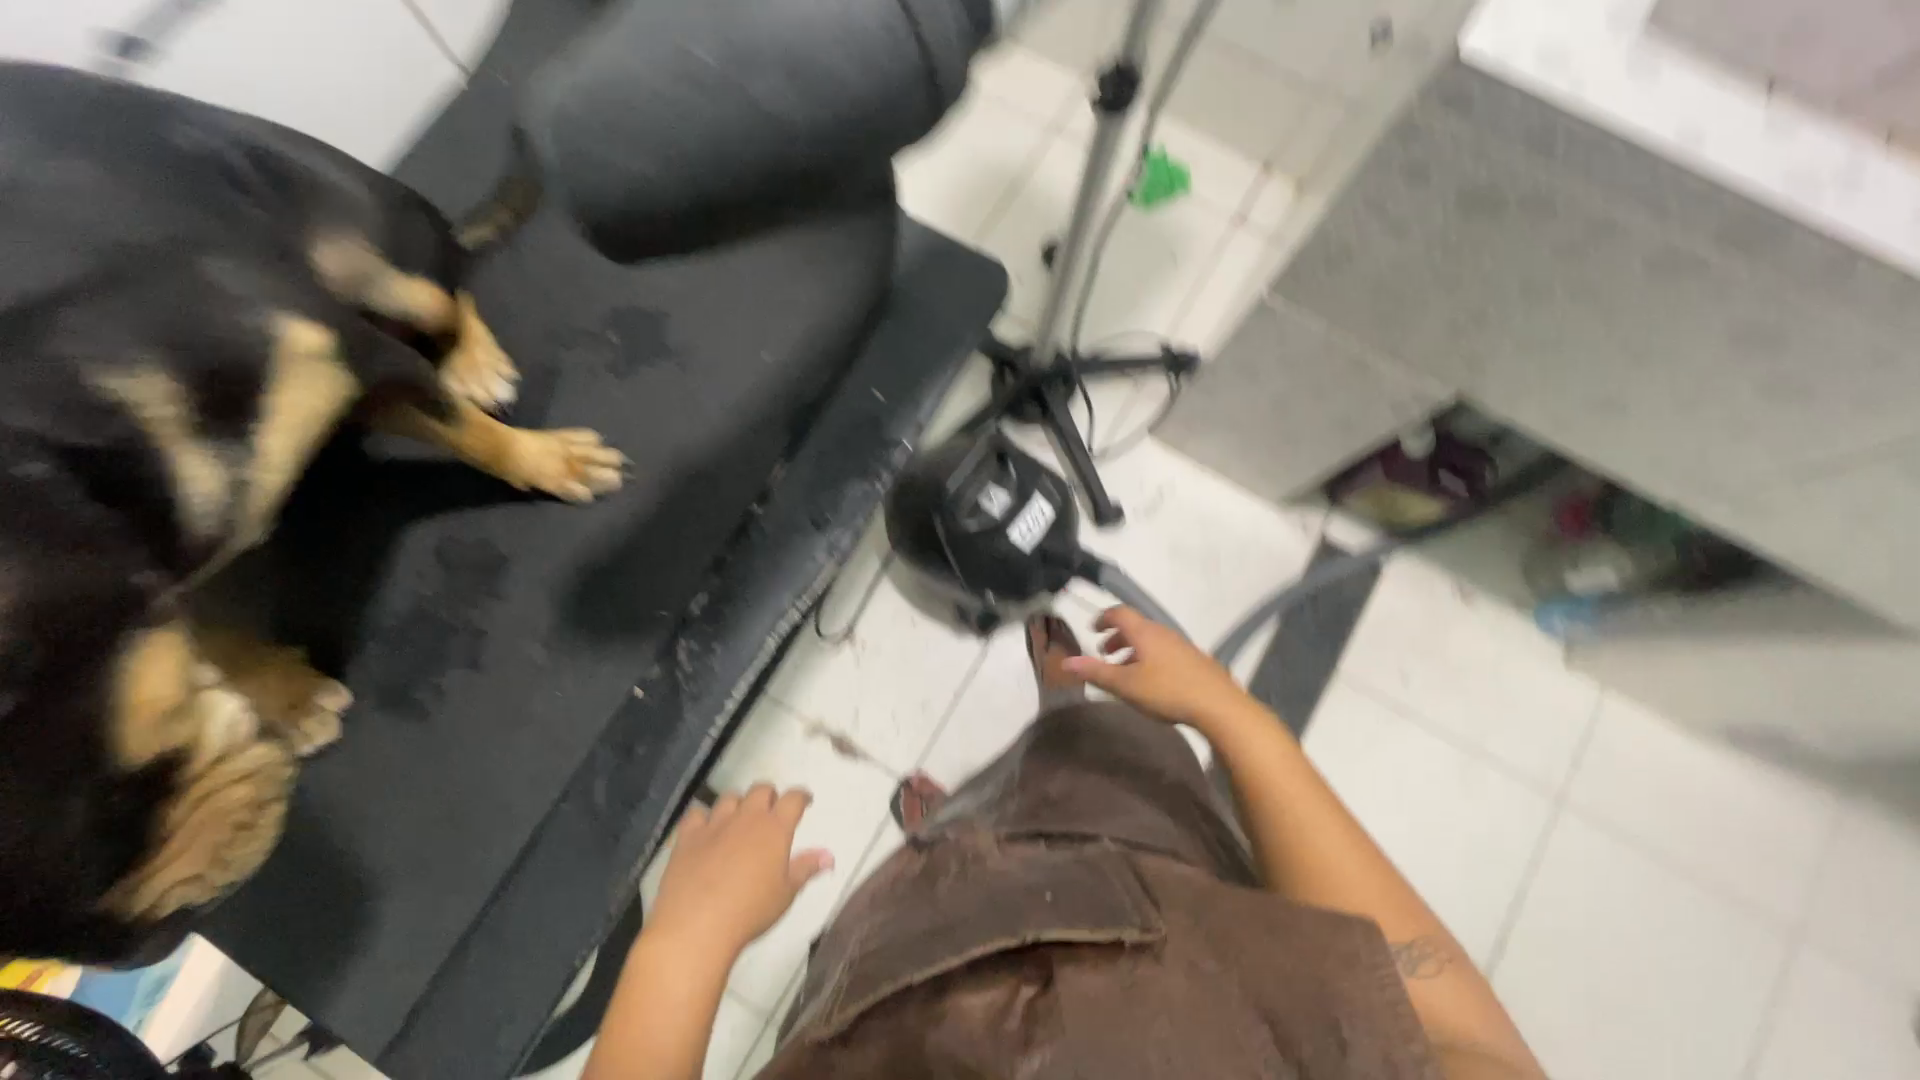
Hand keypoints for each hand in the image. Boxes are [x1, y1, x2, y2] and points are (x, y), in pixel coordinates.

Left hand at [646, 784, 833, 957]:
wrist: (696, 926)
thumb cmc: (750, 911)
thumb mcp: (786, 893)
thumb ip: (806, 869)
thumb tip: (829, 855)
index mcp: (775, 828)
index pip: (793, 798)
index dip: (801, 796)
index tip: (805, 802)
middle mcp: (746, 817)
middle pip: (761, 789)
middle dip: (769, 796)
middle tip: (771, 813)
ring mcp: (715, 824)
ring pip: (729, 797)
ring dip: (738, 804)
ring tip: (739, 820)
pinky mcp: (688, 836)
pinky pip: (697, 814)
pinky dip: (704, 818)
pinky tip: (706, 830)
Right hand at [1063, 606, 1250, 729]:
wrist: (1219, 705)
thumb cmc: (1167, 691)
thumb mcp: (1125, 685)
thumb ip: (1095, 672)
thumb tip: (1065, 661)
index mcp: (1144, 633)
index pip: (1119, 613)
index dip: (1103, 618)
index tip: (1092, 629)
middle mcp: (1163, 632)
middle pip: (1136, 626)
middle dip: (1117, 636)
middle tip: (1104, 653)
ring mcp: (1182, 645)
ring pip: (1151, 640)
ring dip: (1133, 649)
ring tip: (1125, 670)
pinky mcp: (1195, 660)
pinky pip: (1164, 651)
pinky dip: (1150, 658)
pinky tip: (1152, 682)